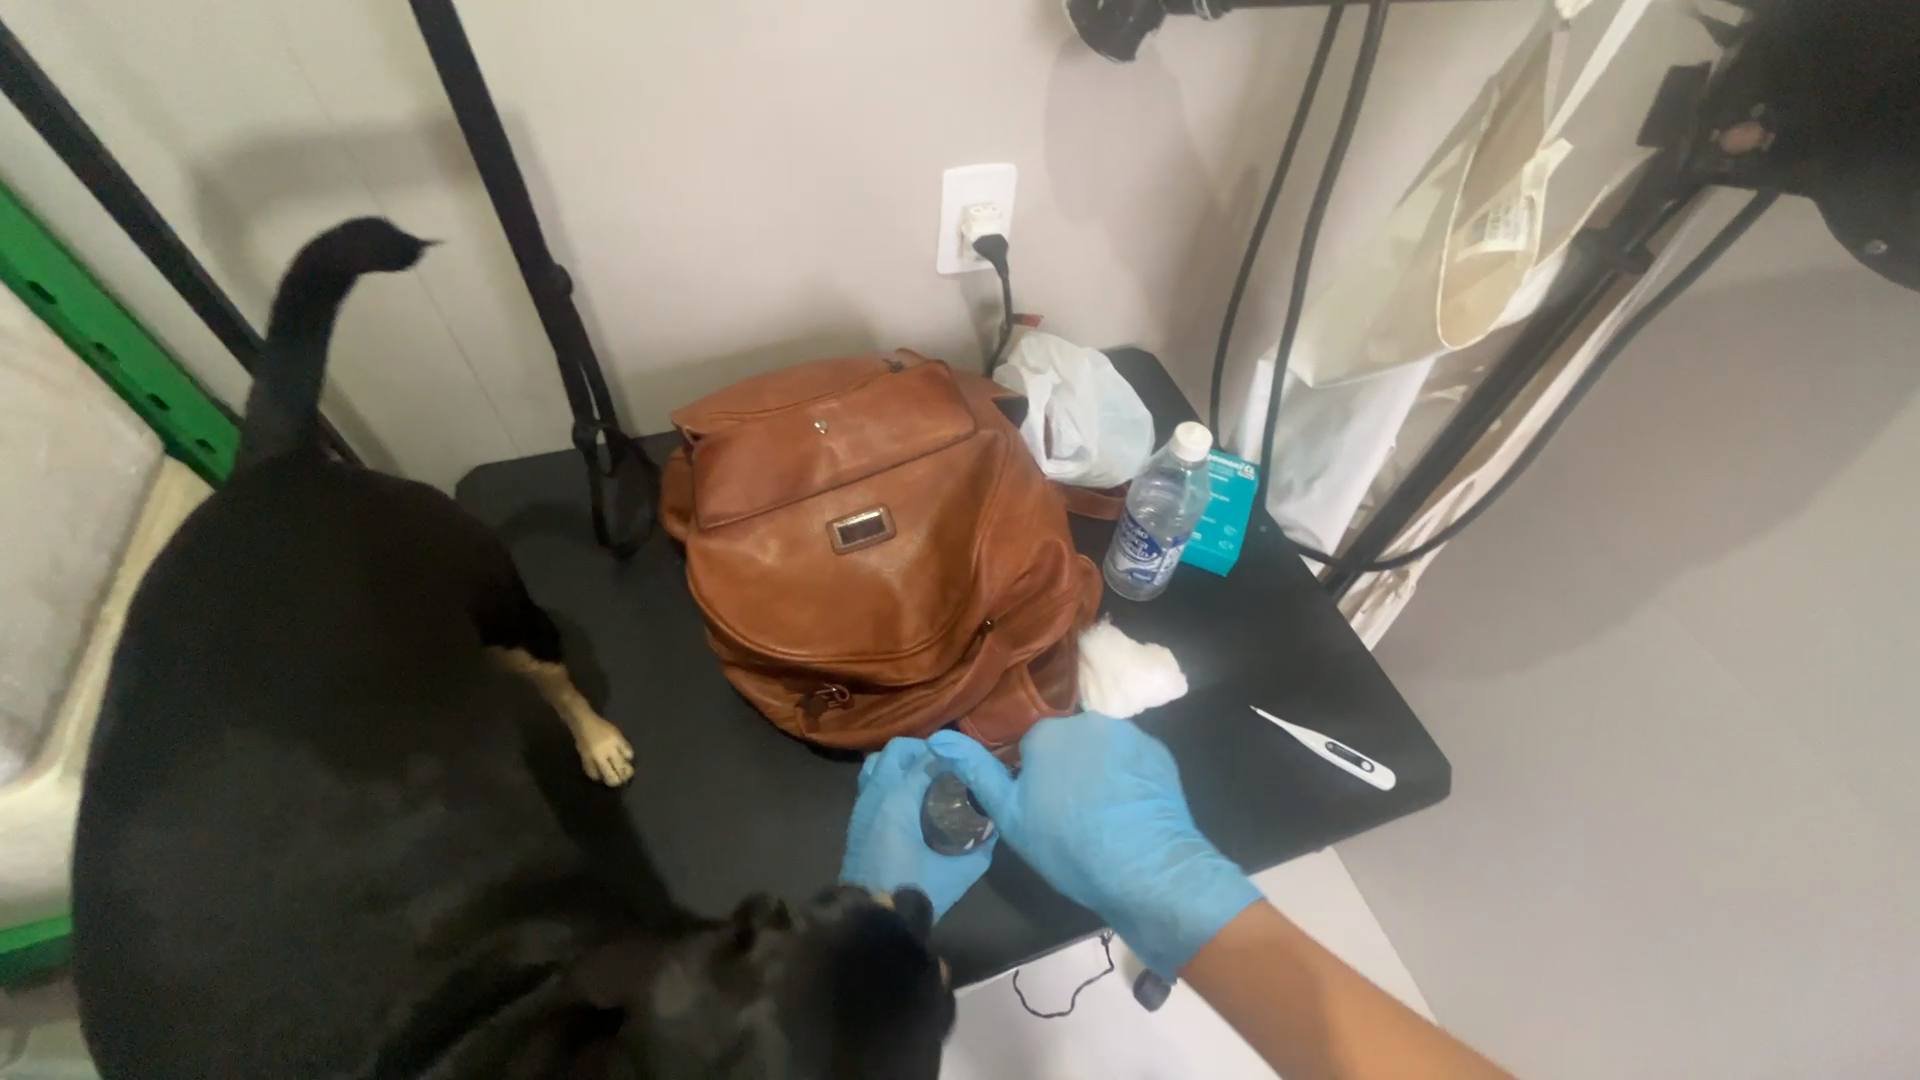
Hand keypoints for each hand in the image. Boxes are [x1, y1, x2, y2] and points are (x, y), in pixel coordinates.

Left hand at [840, 737, 995, 918]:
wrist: (872, 922)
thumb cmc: (916, 892)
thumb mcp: (961, 869)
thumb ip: (981, 843)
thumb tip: (995, 822)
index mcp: (899, 799)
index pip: (927, 757)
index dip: (950, 755)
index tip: (968, 761)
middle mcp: (877, 793)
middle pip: (898, 749)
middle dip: (922, 751)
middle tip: (945, 767)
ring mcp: (862, 804)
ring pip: (878, 762)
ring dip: (900, 763)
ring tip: (923, 778)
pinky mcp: (855, 818)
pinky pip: (870, 781)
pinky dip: (888, 778)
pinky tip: (908, 798)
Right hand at [930, 713, 1260, 975]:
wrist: (1147, 871)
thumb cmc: (1068, 845)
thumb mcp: (1011, 816)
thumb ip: (976, 771)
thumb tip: (937, 737)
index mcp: (1046, 732)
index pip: (1031, 744)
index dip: (1033, 775)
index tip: (1041, 807)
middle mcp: (1087, 721)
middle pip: (1068, 740)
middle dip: (1067, 767)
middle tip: (1071, 812)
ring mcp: (1128, 734)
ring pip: (1101, 747)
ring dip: (1098, 769)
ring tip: (1103, 814)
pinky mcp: (1159, 752)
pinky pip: (1132, 757)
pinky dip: (1128, 775)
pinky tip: (1128, 810)